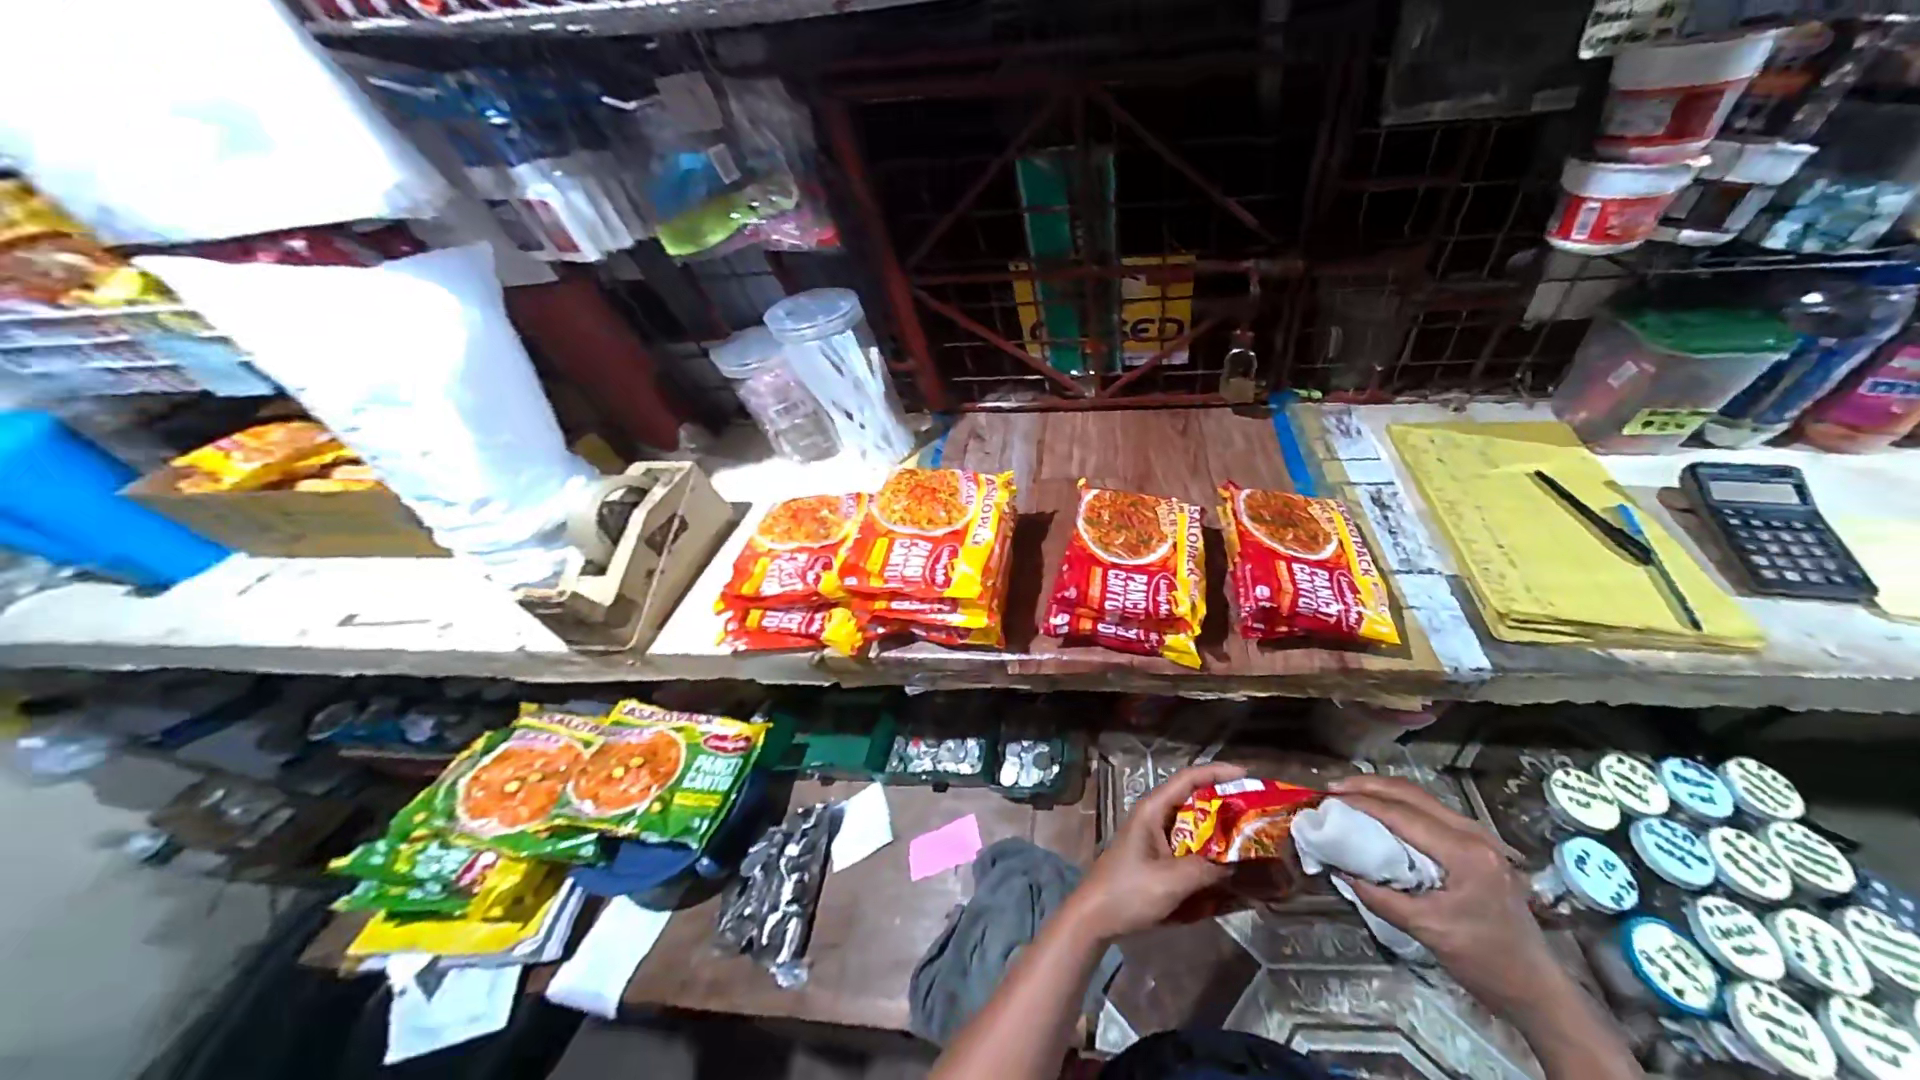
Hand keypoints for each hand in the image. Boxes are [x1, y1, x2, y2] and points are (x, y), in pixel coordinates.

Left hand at [1066, 763, 1246, 941]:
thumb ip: (1208, 869)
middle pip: (1196, 802)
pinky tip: (1232, 870)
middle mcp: (1155, 818)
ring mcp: (1156, 838)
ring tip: (1255, 842)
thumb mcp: (1171, 881)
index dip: (1218, 773)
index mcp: (1153, 810)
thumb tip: (1243, 864)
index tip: (1249, 775)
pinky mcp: (1159, 859)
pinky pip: (1191, 850)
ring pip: (1196, 827)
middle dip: (1227, 807)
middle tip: (1261, 816)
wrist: (1094, 918)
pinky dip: (1211, 855)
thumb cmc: (1128, 891)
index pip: (1188, 779)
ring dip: (1222, 833)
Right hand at [1326, 774, 1565, 1014]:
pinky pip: (1430, 813)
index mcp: (1465, 852)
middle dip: (1368, 786)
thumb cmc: (1485, 959)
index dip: (1361, 803)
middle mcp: (1475, 835)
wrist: (1536, 987)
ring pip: (1421, 799)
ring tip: (1348, 796)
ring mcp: (1480, 839)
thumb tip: (1339, 870)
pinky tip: (1379, 813)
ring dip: (1382, 793)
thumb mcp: (1426, 929)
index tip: (1327, 800)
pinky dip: (1399, 806)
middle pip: (1412, 794)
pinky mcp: (1477, 847)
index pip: (1402, 814)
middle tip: (1332, 790)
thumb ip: (1379, 896)